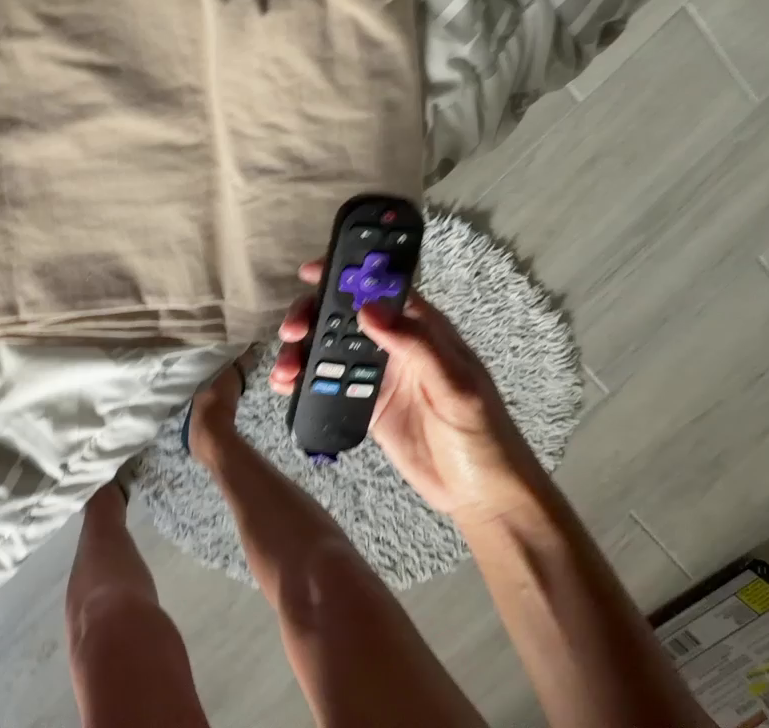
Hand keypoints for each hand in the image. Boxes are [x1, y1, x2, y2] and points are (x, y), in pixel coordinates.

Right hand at [270, 263, 536, 519]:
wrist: (482, 497)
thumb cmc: (484, 437)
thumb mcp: (457, 388)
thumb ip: (416, 347)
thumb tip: (368, 307)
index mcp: (423, 331)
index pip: (381, 290)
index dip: (346, 275)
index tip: (309, 272)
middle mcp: (396, 346)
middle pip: (343, 317)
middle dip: (312, 316)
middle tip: (292, 331)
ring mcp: (378, 377)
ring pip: (328, 351)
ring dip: (301, 353)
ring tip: (284, 371)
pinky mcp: (364, 407)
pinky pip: (326, 386)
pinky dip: (303, 382)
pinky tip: (285, 386)